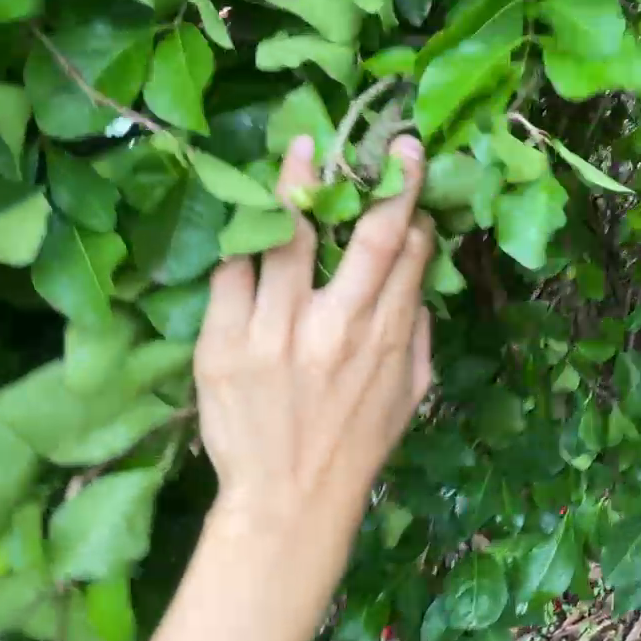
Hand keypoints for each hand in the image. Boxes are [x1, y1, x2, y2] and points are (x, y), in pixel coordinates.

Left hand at [193, 133, 433, 541]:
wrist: (289, 495)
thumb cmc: (362, 441)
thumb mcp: (415, 391)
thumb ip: (418, 333)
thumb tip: (416, 284)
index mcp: (388, 336)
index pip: (410, 256)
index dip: (415, 215)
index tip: (413, 185)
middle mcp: (338, 325)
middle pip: (369, 236)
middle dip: (388, 184)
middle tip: (396, 145)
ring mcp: (277, 331)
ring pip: (290, 239)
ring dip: (299, 186)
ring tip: (301, 148)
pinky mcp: (222, 343)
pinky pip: (231, 275)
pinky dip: (243, 245)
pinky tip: (248, 219)